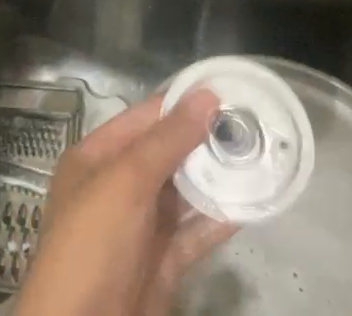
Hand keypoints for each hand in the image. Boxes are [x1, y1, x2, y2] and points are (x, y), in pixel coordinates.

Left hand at [16, 90, 238, 315]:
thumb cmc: (92, 243)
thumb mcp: (125, 182)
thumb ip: (167, 140)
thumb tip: (206, 96)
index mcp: (95, 159)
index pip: (141, 118)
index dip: (180, 102)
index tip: (224, 89)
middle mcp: (117, 187)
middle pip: (165, 154)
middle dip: (204, 140)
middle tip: (253, 123)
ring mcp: (141, 226)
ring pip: (183, 193)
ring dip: (217, 178)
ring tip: (259, 156)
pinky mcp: (162, 261)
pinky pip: (194, 233)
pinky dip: (220, 219)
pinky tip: (251, 204)